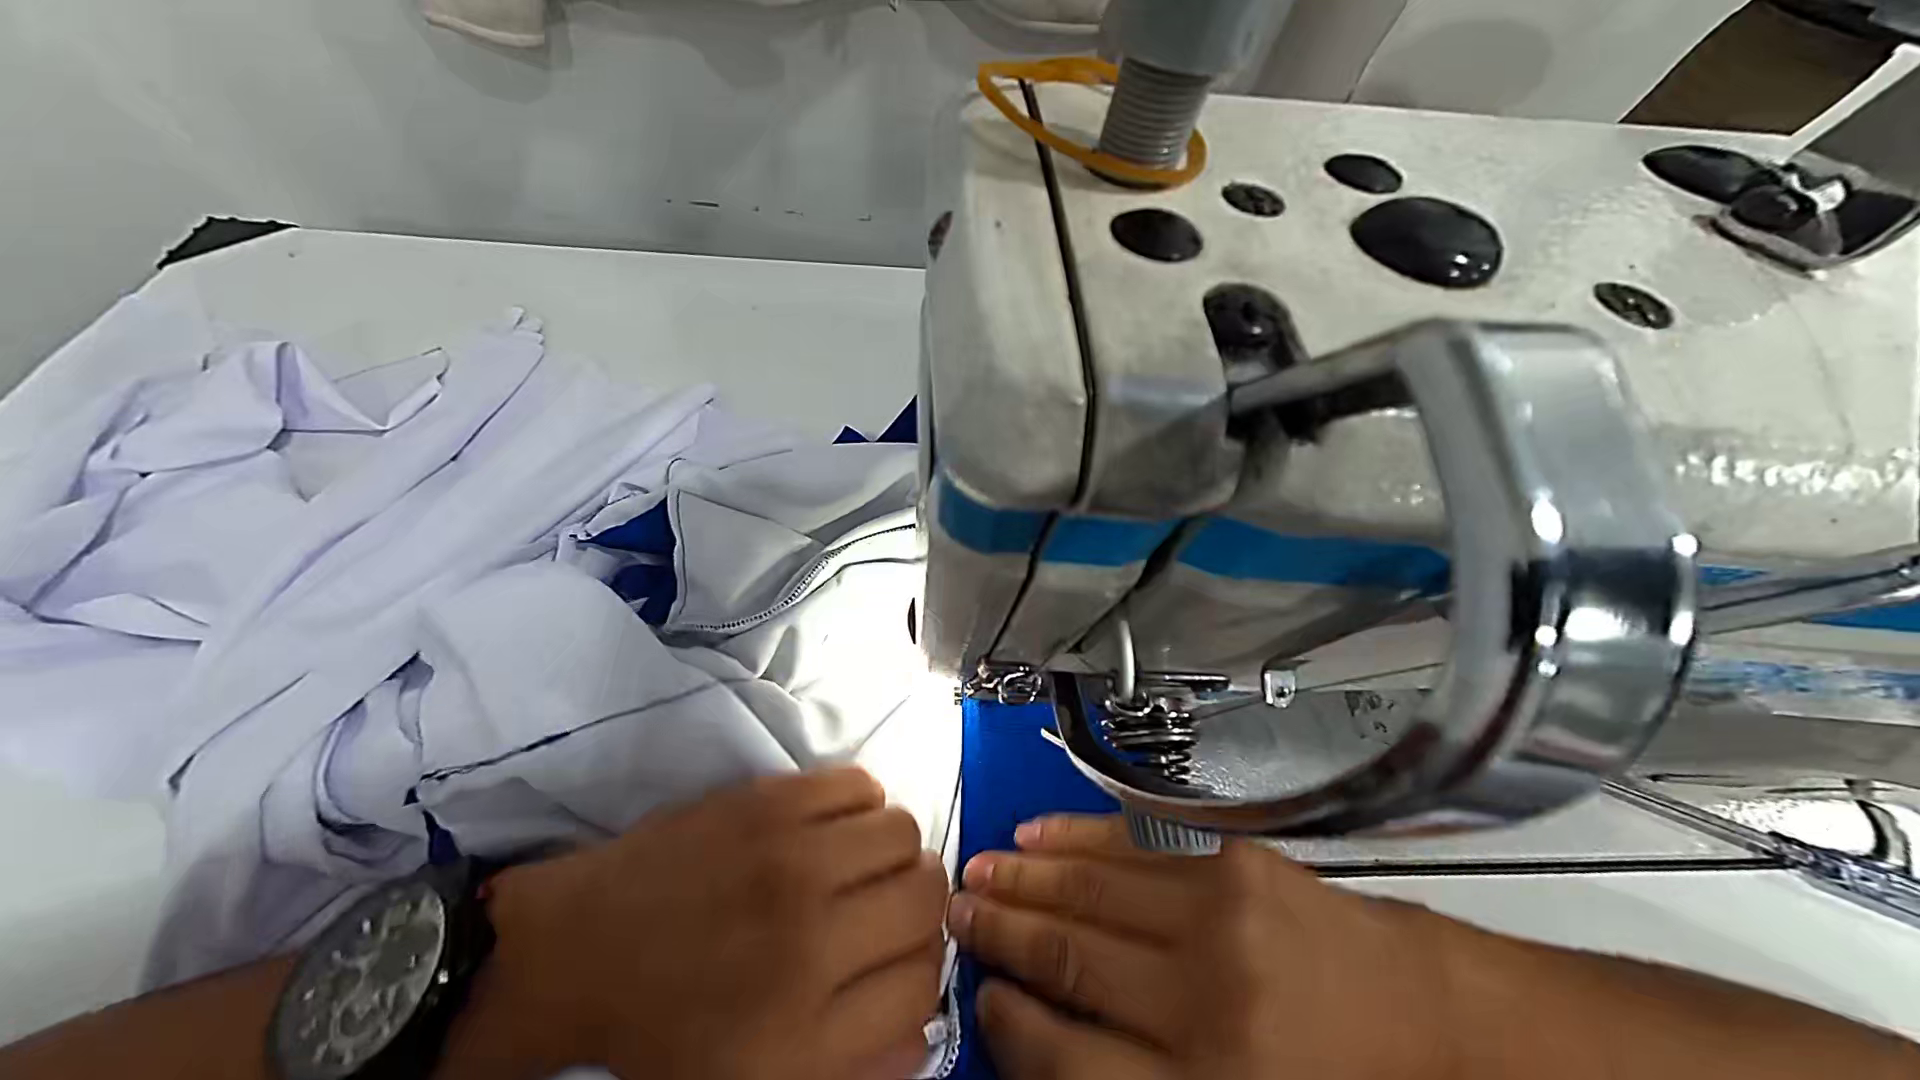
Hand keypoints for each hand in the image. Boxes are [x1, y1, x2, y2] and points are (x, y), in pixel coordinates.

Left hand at [469, 768, 949, 1079]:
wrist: (582, 949)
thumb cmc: (667, 1030)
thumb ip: (854, 1063)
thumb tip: (924, 1022)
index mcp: (808, 1016)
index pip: (925, 977)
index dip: (922, 967)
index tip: (897, 956)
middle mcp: (812, 926)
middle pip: (927, 892)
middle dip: (916, 904)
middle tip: (879, 907)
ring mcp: (792, 850)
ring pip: (903, 830)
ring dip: (891, 852)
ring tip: (855, 865)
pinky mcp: (771, 797)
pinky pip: (861, 783)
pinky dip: (862, 806)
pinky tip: (832, 828)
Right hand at [948, 814, 1457, 1079]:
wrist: (1436, 1026)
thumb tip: (1038, 1030)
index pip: (1069, 1056)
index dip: (1012, 1023)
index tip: (983, 995)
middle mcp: (1205, 1003)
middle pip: (1071, 959)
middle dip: (1002, 932)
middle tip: (959, 912)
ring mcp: (1218, 919)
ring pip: (1091, 891)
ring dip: (1026, 878)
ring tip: (981, 871)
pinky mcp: (1232, 863)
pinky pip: (1132, 847)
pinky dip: (1076, 838)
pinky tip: (1039, 834)